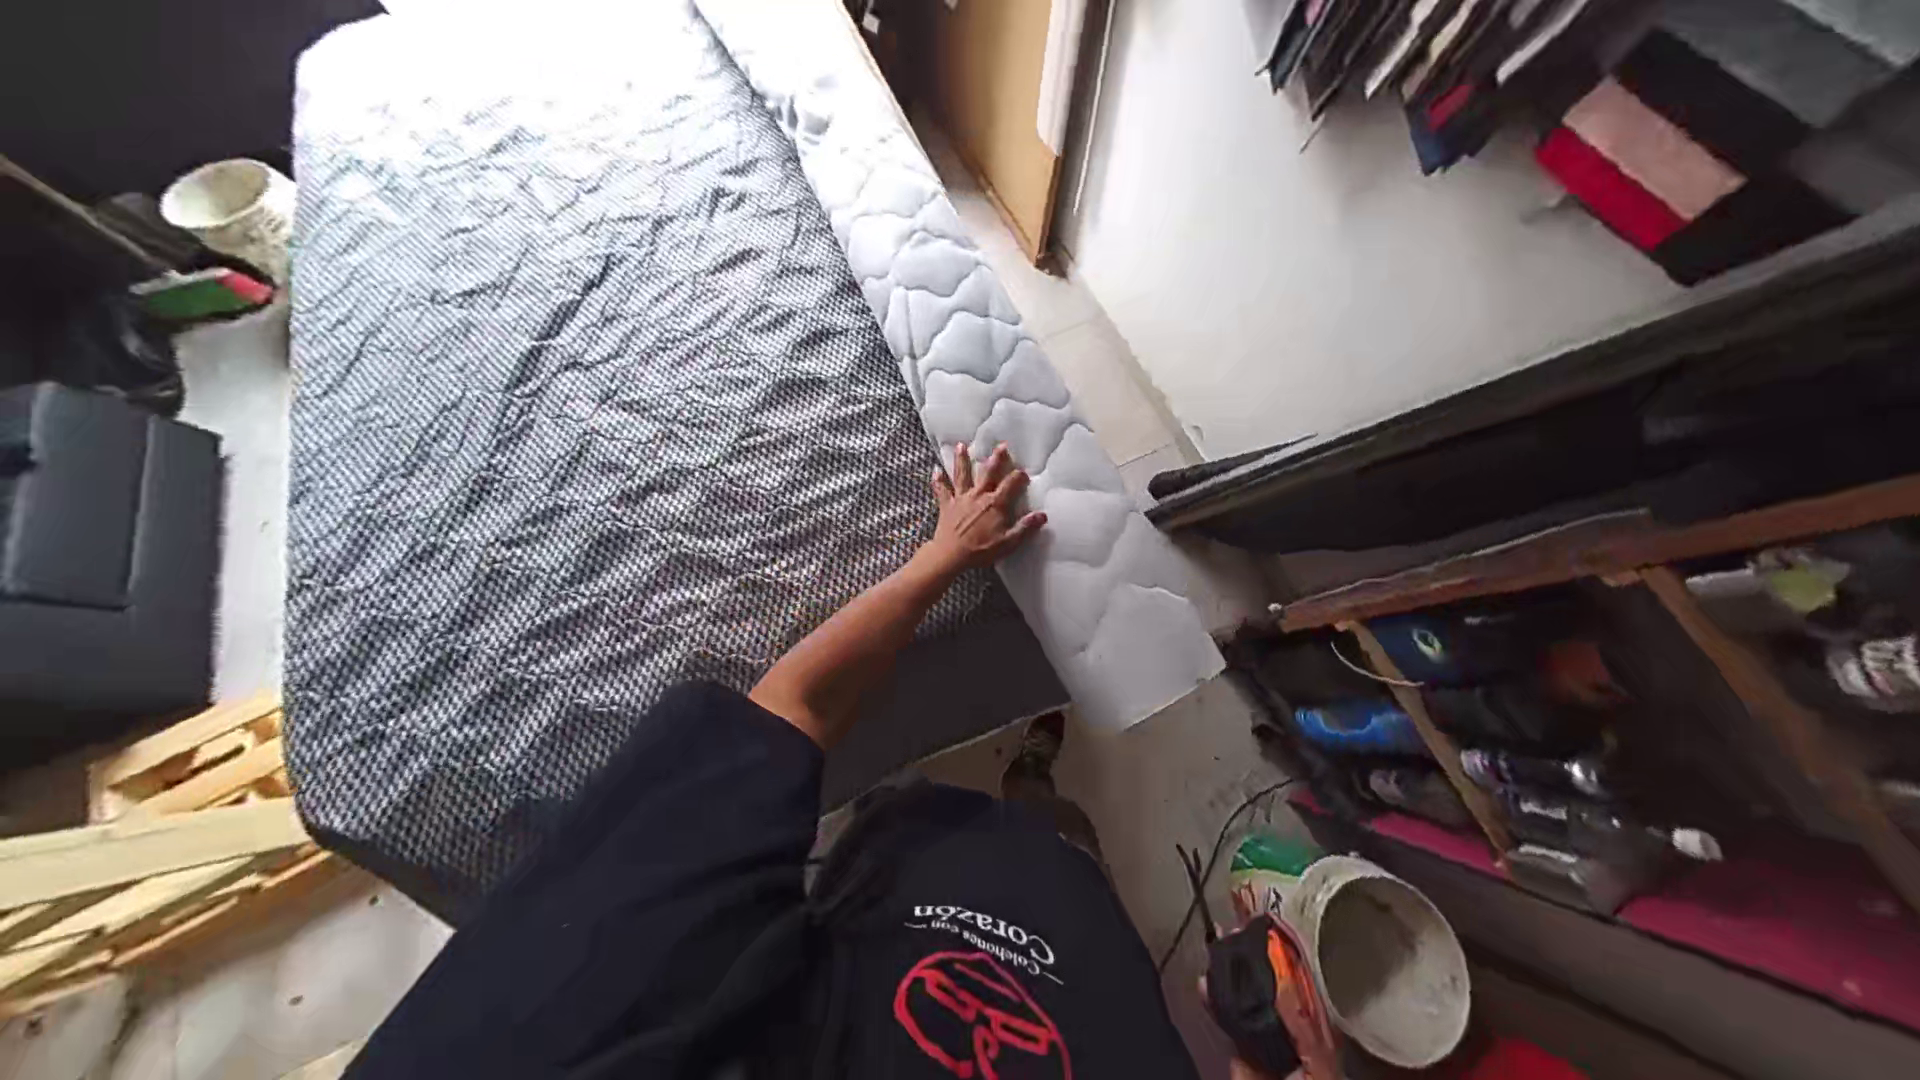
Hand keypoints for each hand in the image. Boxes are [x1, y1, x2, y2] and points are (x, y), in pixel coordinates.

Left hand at [922, 442, 1045, 575]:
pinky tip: (935, 471)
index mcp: (995, 503)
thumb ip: (1025, 528)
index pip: (1011, 484)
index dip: (1019, 476)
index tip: (1024, 472)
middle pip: (988, 472)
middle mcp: (978, 495)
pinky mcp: (946, 505)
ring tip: (961, 445)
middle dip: (996, 458)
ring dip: (962, 460)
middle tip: (1000, 445)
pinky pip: (942, 490)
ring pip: (962, 474)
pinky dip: (938, 481)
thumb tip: (1042, 515)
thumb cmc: (980, 550)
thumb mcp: (1008, 542)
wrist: (951, 555)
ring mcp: (961, 498)